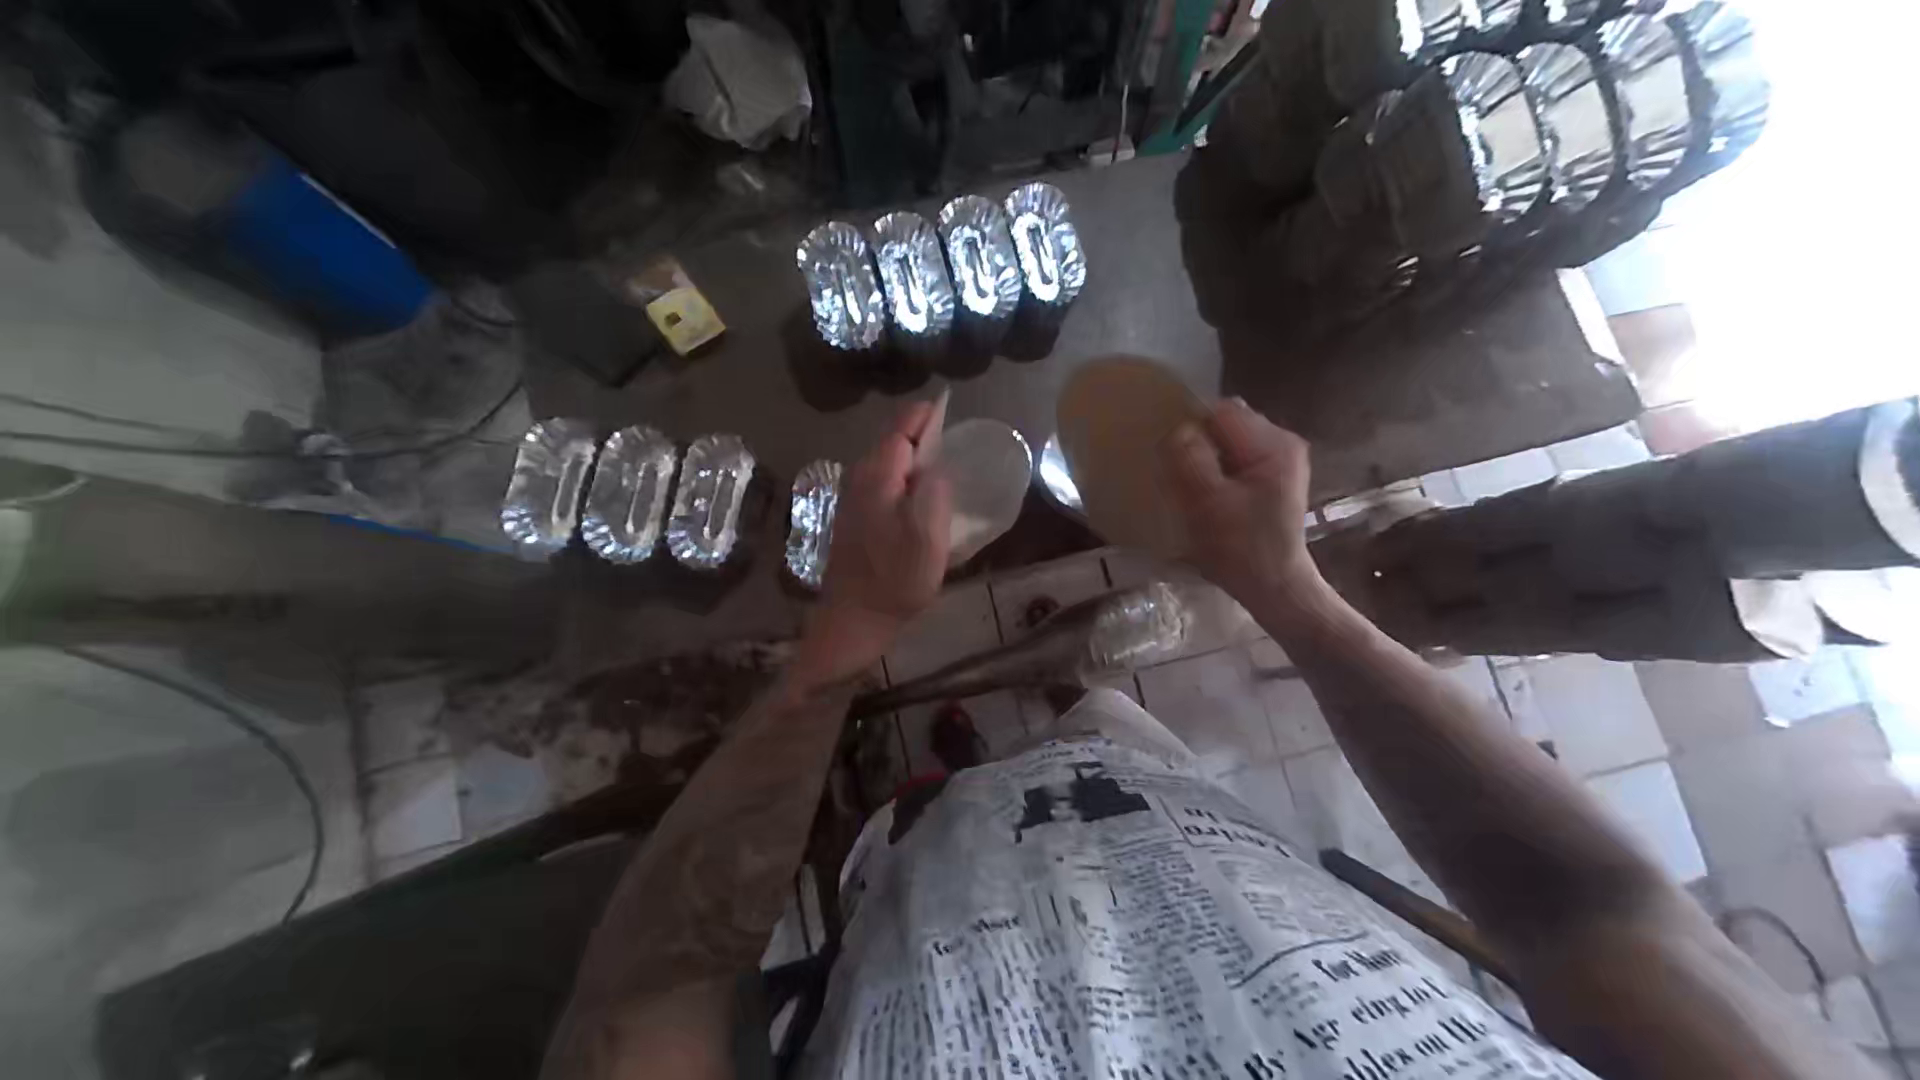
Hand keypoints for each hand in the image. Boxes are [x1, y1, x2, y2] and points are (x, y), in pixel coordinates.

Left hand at [801, 402, 952, 676]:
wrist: (855, 618)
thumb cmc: (896, 578)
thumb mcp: (927, 535)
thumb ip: (934, 491)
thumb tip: (936, 466)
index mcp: (878, 476)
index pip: (900, 430)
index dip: (923, 417)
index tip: (944, 407)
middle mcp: (860, 479)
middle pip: (889, 442)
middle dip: (916, 432)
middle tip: (947, 433)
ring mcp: (853, 500)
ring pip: (884, 463)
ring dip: (909, 455)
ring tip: (937, 456)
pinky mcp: (854, 518)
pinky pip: (881, 482)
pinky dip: (900, 475)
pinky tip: (915, 490)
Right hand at [1161, 398, 1323, 606]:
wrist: (1274, 588)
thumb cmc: (1241, 549)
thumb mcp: (1207, 503)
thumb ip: (1189, 460)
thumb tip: (1176, 430)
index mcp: (1272, 445)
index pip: (1220, 412)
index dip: (1191, 427)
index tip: (1170, 455)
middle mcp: (1282, 444)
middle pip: (1225, 423)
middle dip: (1198, 442)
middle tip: (1178, 471)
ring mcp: (1280, 461)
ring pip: (1227, 441)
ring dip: (1205, 457)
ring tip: (1192, 484)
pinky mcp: (1273, 479)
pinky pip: (1234, 459)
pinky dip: (1216, 470)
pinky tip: (1207, 494)